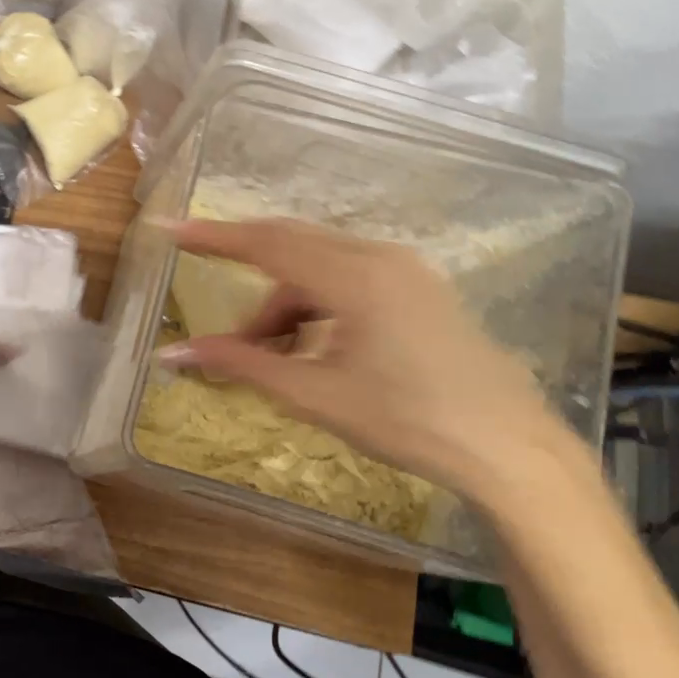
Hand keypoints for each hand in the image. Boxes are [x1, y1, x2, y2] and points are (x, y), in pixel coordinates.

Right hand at [159, 218, 565, 500]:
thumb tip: (172, 354)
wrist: (508, 449)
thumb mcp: (312, 394)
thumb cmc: (406, 420)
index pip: (267, 244)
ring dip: (281, 304)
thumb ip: (239, 364)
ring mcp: (407, 272)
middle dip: (246, 279)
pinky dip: (313, 306)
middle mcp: (382, 259)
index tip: (169, 228)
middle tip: (217, 319)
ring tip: (269, 357)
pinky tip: (309, 349)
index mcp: (356, 278)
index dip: (213, 238)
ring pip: (318, 267)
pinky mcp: (420, 290)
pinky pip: (347, 279)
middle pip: (291, 247)